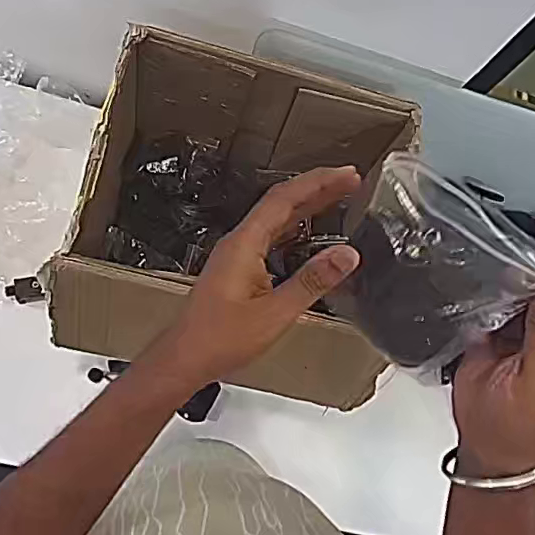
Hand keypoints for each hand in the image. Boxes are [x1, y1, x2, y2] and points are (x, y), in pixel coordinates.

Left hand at [139, 166, 362, 389]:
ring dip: (307, 207)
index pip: (285, 199)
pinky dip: (296, 229)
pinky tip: (309, 237)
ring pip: (276, 219)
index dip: (319, 183)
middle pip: (281, 203)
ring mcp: (237, 255)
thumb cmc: (218, 338)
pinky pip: (270, 238)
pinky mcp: (238, 269)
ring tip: (336, 200)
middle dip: (318, 188)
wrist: (185, 358)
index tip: (347, 175)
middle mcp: (239, 243)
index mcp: (244, 244)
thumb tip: (346, 255)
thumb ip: (312, 281)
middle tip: (350, 181)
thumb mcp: (275, 312)